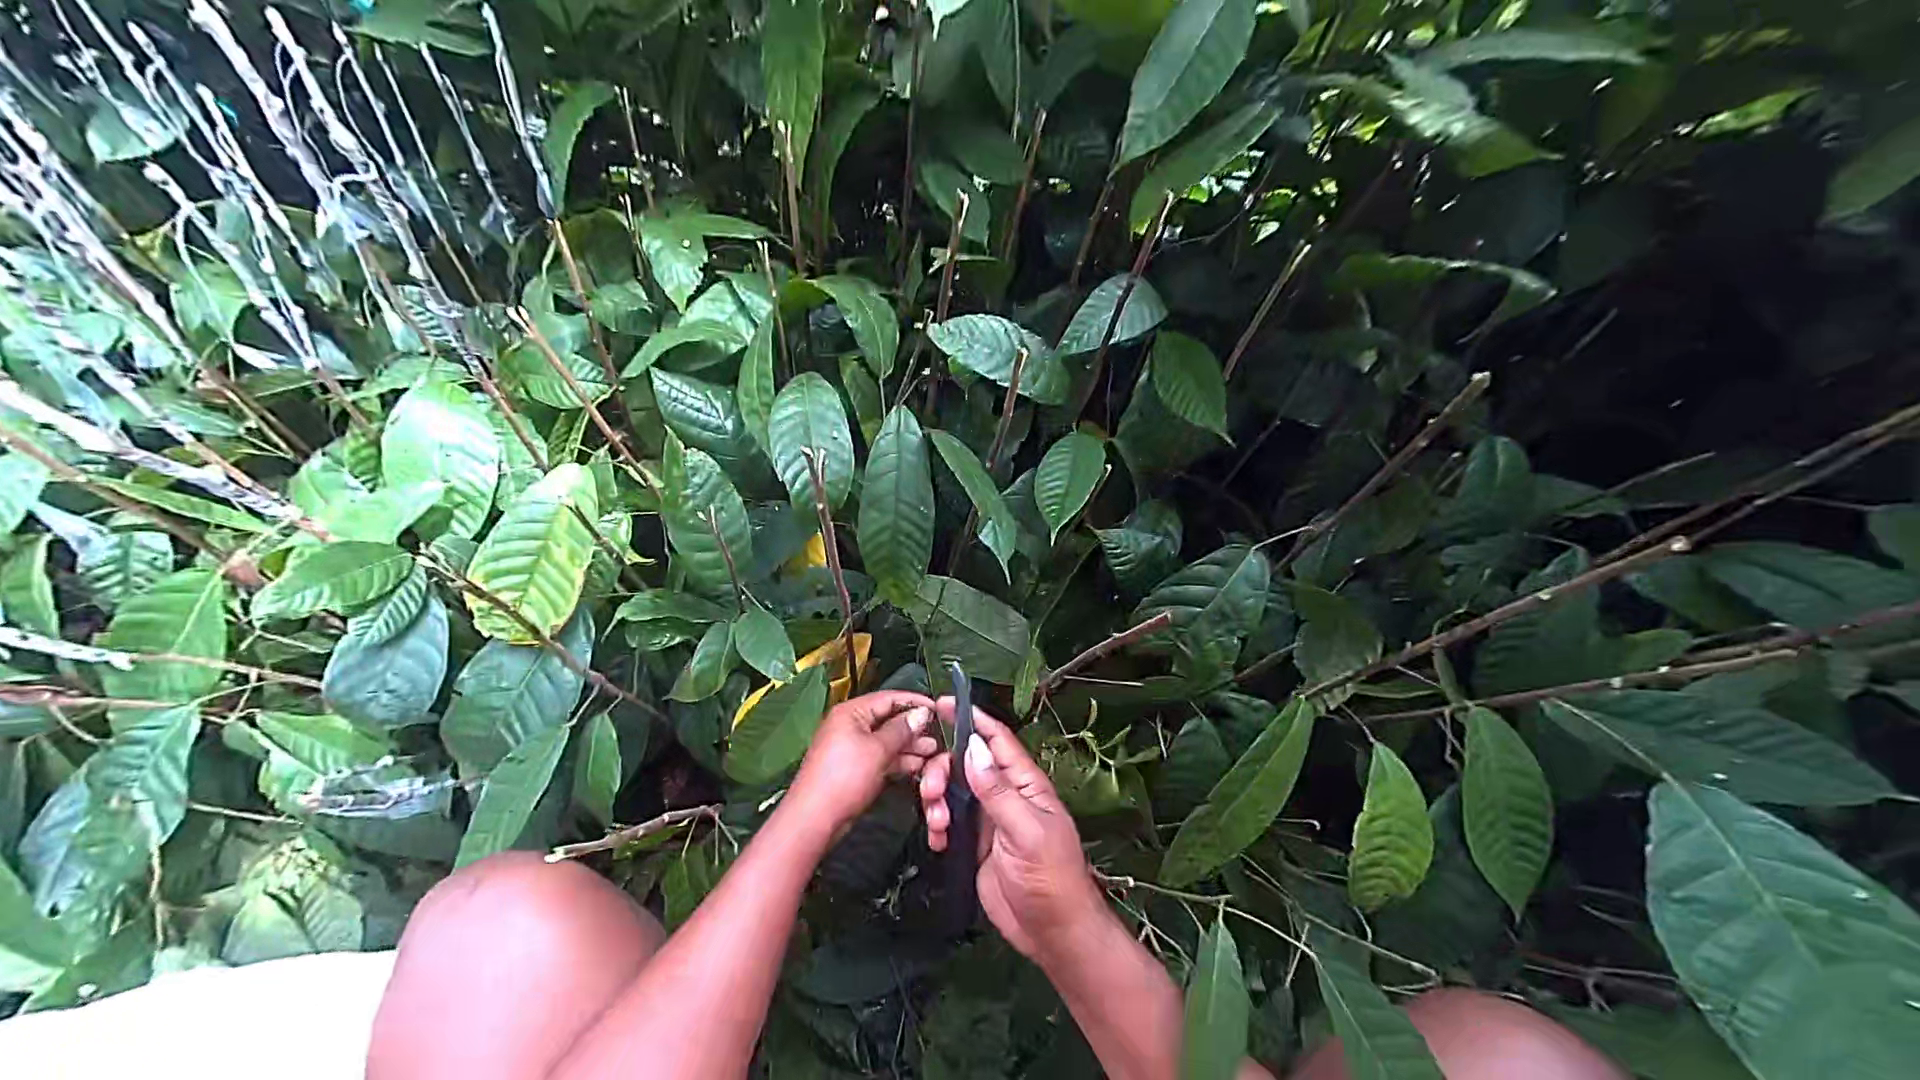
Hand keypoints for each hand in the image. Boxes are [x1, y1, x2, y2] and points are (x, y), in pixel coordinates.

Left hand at [787, 691, 938, 832]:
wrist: (815, 819)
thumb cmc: (842, 779)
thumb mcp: (878, 750)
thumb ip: (902, 730)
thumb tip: (921, 714)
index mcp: (851, 712)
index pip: (888, 698)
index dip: (914, 702)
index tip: (937, 709)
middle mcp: (849, 725)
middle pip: (888, 719)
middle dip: (913, 727)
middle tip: (937, 734)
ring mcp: (851, 747)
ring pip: (886, 740)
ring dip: (908, 745)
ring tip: (932, 752)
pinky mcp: (854, 768)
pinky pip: (880, 757)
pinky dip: (897, 760)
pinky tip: (916, 766)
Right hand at [917, 700, 1103, 959]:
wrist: (1052, 934)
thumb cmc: (1050, 879)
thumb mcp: (1027, 832)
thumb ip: (998, 792)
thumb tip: (973, 748)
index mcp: (1025, 783)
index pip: (996, 740)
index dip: (971, 718)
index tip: (941, 703)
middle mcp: (1005, 794)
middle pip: (965, 763)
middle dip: (942, 770)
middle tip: (931, 792)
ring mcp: (989, 819)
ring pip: (952, 791)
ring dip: (936, 800)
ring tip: (937, 825)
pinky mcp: (976, 843)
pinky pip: (948, 821)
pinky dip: (937, 826)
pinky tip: (937, 841)